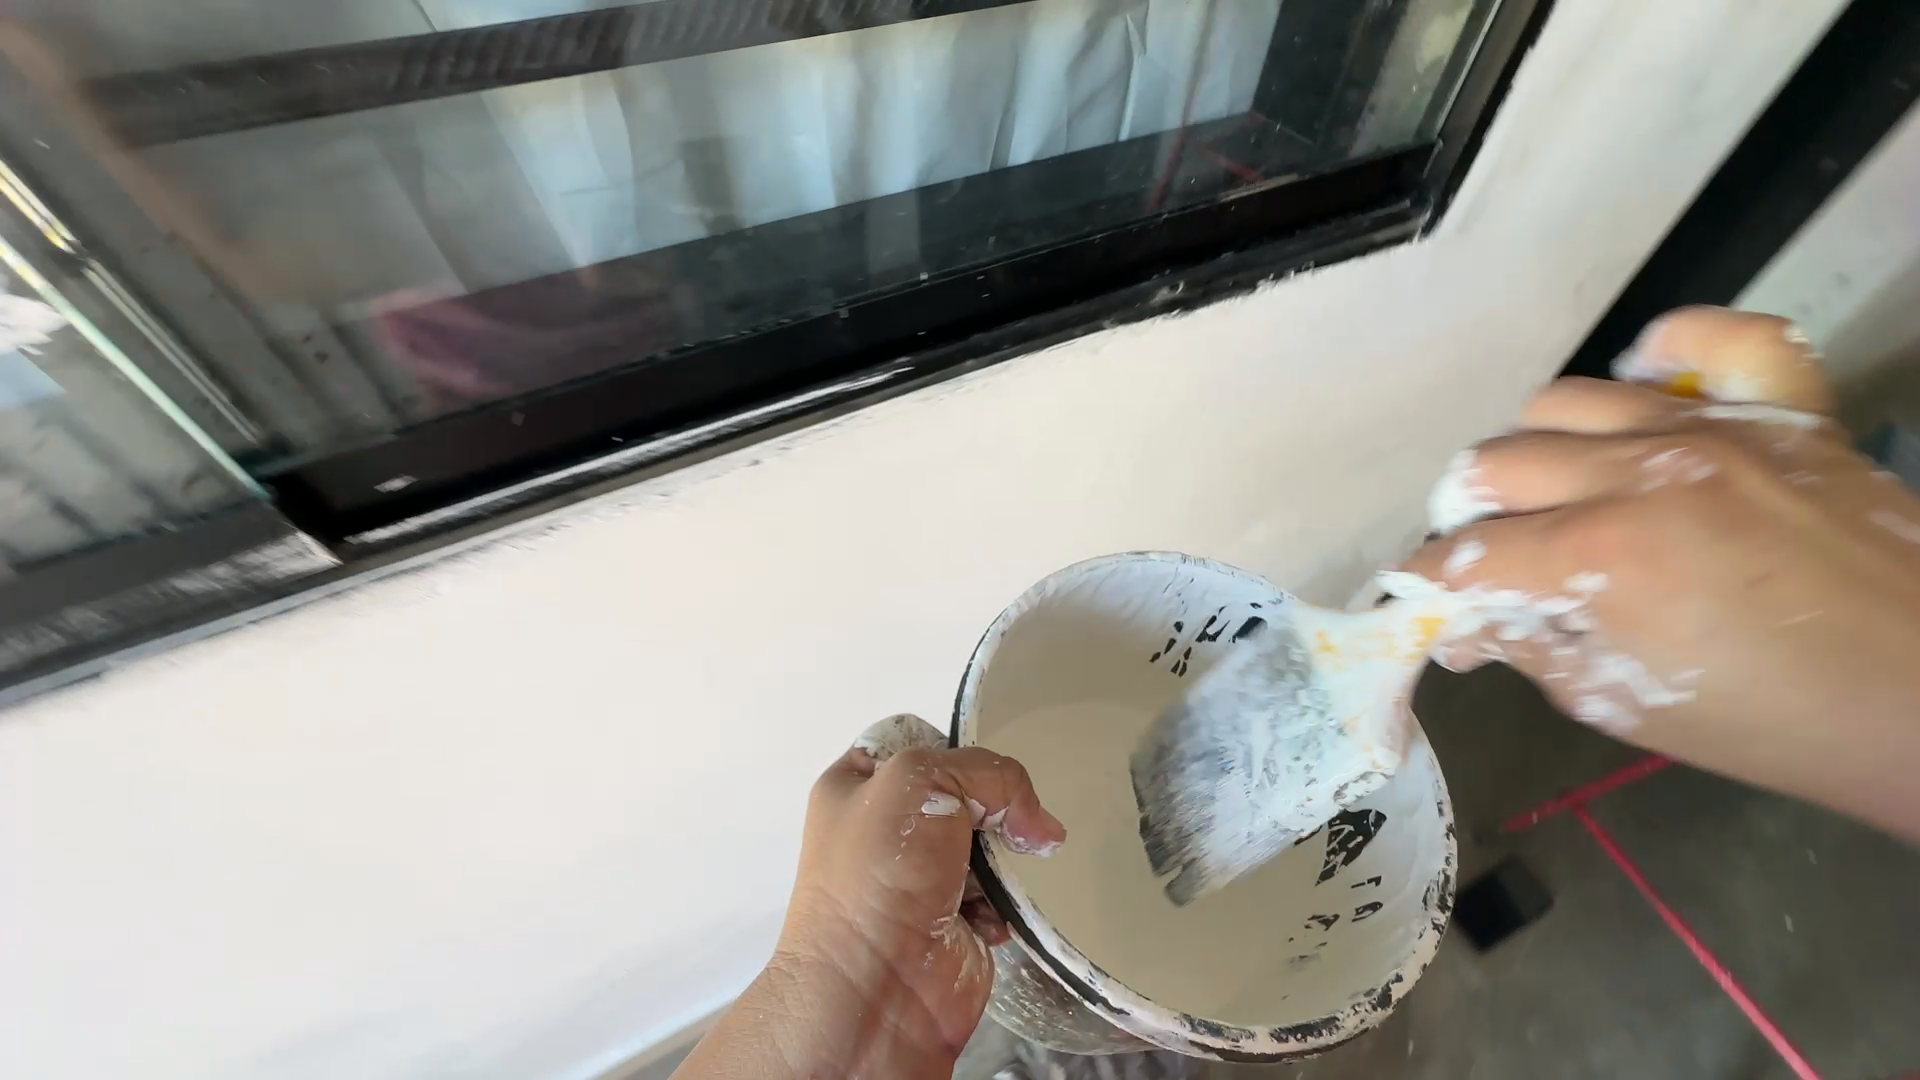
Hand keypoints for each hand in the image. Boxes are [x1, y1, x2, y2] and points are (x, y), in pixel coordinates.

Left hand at [674, 715, 1065, 1079]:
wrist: (872, 992)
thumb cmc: (880, 871)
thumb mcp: (923, 782)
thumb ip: (991, 775)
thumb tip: (1041, 828)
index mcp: (857, 783)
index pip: (917, 741)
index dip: (953, 749)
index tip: (978, 769)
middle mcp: (885, 825)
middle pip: (961, 791)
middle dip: (992, 805)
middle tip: (1011, 821)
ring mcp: (919, 875)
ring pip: (986, 841)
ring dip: (1004, 855)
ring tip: (1007, 868)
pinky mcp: (952, 920)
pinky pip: (997, 893)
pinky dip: (1006, 900)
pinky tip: (995, 913)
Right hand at [1399, 307, 1919, 841]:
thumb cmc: (1769, 720)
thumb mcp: (1611, 700)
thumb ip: (1518, 645)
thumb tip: (1455, 623)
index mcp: (1602, 558)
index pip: (1465, 554)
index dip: (1427, 580)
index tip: (1420, 597)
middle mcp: (1644, 476)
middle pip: (1491, 466)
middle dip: (1464, 516)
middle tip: (1485, 554)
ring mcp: (1717, 433)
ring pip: (1558, 403)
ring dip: (1531, 451)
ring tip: (1549, 489)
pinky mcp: (1786, 414)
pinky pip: (1720, 340)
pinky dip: (1667, 351)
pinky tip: (1643, 388)